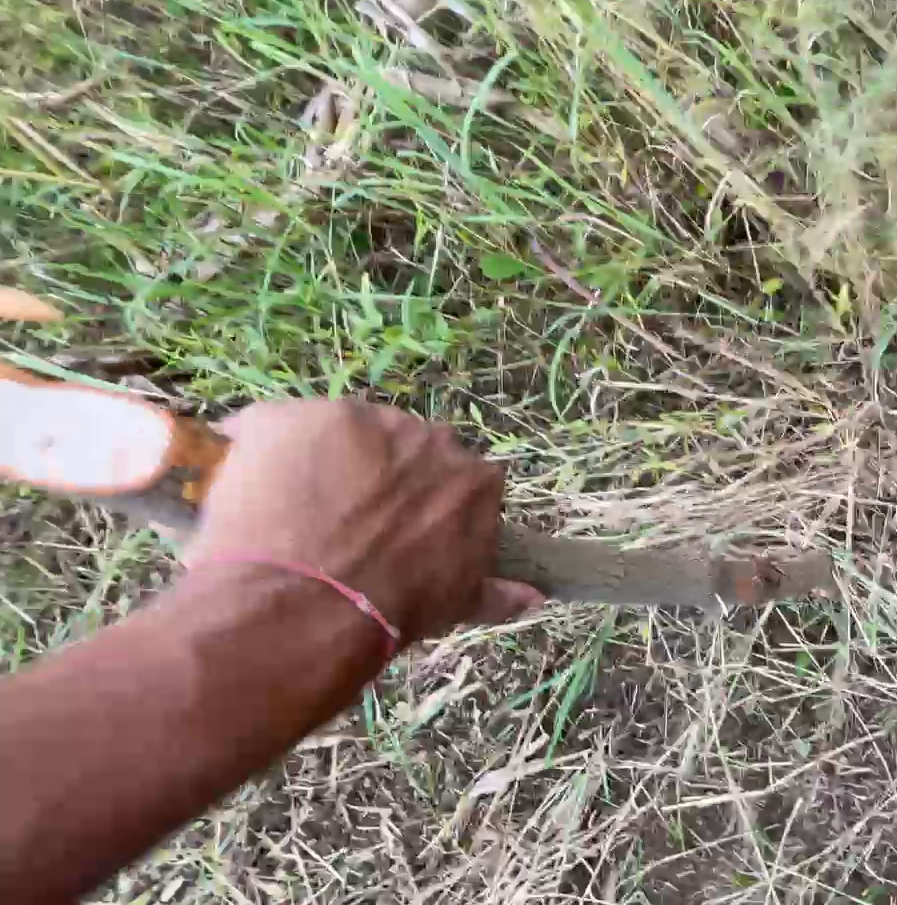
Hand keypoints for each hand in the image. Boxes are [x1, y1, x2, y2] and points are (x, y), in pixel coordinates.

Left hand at [187, 399, 543, 643]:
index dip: (419, 498)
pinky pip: (266, 428)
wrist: (311, 608)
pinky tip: (233, 491)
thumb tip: (535, 596)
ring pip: (338, 435)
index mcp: (479, 478)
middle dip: (373, 473)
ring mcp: (368, 422)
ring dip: (317, 461)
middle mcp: (434, 438)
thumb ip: (496, 593)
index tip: (392, 525)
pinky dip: (248, 452)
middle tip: (336, 518)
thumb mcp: (457, 602)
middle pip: (399, 447)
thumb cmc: (394, 608)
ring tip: (280, 508)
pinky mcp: (299, 418)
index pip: (452, 477)